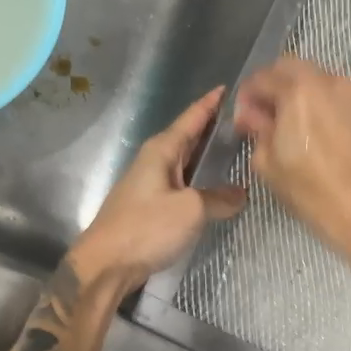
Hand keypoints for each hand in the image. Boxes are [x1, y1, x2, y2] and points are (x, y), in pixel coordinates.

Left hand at [67, 87, 246, 291]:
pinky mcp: (151, 205)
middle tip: (245, 119)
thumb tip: (240, 194)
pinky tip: (215, 186)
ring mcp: (151, 183)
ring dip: (207, 155)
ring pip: (185, 161)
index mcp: (162, 150)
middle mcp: (155, 160)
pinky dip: (199, 179)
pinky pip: (182, 182)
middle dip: (213, 127)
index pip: (192, 117)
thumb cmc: (146, 228)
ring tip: (236, 149)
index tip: (231, 86)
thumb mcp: (190, 210)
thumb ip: (218, 198)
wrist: (105, 264)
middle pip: (188, 136)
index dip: (211, 103)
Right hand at [232, 56, 350, 257]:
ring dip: (314, 98)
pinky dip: (342, 111)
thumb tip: (253, 116)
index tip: (247, 116)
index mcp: (298, 91)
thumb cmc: (315, 194)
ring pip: (329, 83)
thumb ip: (258, 130)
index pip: (262, 77)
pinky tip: (343, 139)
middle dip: (280, 88)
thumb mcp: (269, 165)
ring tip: (313, 130)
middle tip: (276, 117)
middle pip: (296, 70)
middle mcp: (333, 80)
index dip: (249, 95)